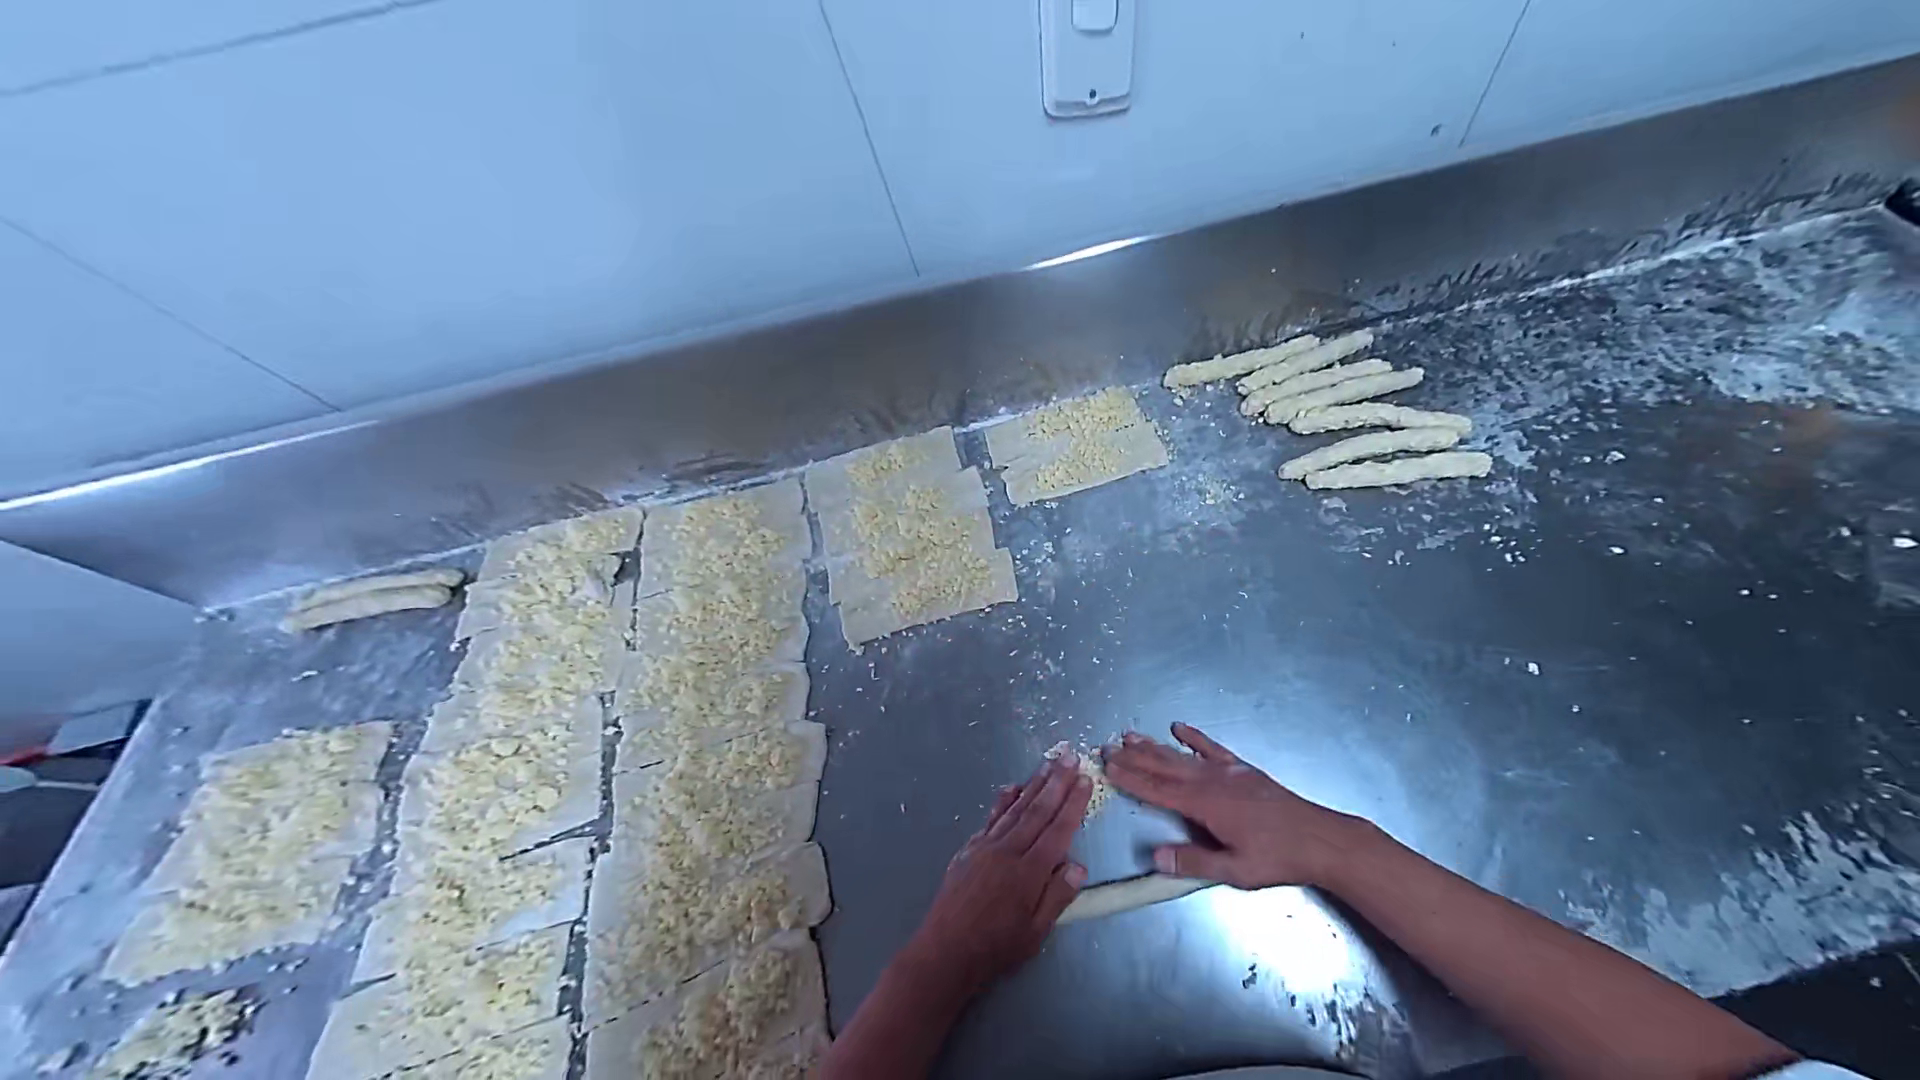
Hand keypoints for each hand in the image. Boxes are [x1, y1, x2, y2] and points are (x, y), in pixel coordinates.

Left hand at [903, 757, 1091, 995]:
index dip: (1073, 803)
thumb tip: (1078, 865)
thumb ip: (1057, 896)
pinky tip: (1011, 788)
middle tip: (1070, 756)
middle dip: (1056, 782)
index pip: (1058, 830)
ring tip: (1048, 764)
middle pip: (1037, 810)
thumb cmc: (995, 947)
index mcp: (1029, 871)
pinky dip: (1004, 800)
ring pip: (1015, 808)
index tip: (1085, 779)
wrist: (945, 950)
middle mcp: (1008, 850)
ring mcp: (987, 846)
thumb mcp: (1035, 933)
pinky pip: (992, 818)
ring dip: (1034, 784)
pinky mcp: (971, 848)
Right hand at [1104, 722, 1369, 888]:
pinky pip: (1211, 748)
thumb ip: (1194, 862)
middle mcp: (1210, 781)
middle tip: (1107, 747)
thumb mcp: (1236, 871)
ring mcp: (1225, 771)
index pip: (1157, 790)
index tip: (1108, 767)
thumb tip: (1156, 857)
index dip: (1131, 778)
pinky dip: (1193, 737)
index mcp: (1204, 805)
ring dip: (1153, 746)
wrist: (1320, 838)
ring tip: (1129, 735)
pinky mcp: (1240, 769)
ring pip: (1181, 755)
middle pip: (1163, 766)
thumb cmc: (1277, 858)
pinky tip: (1178, 727)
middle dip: (1133, 757)